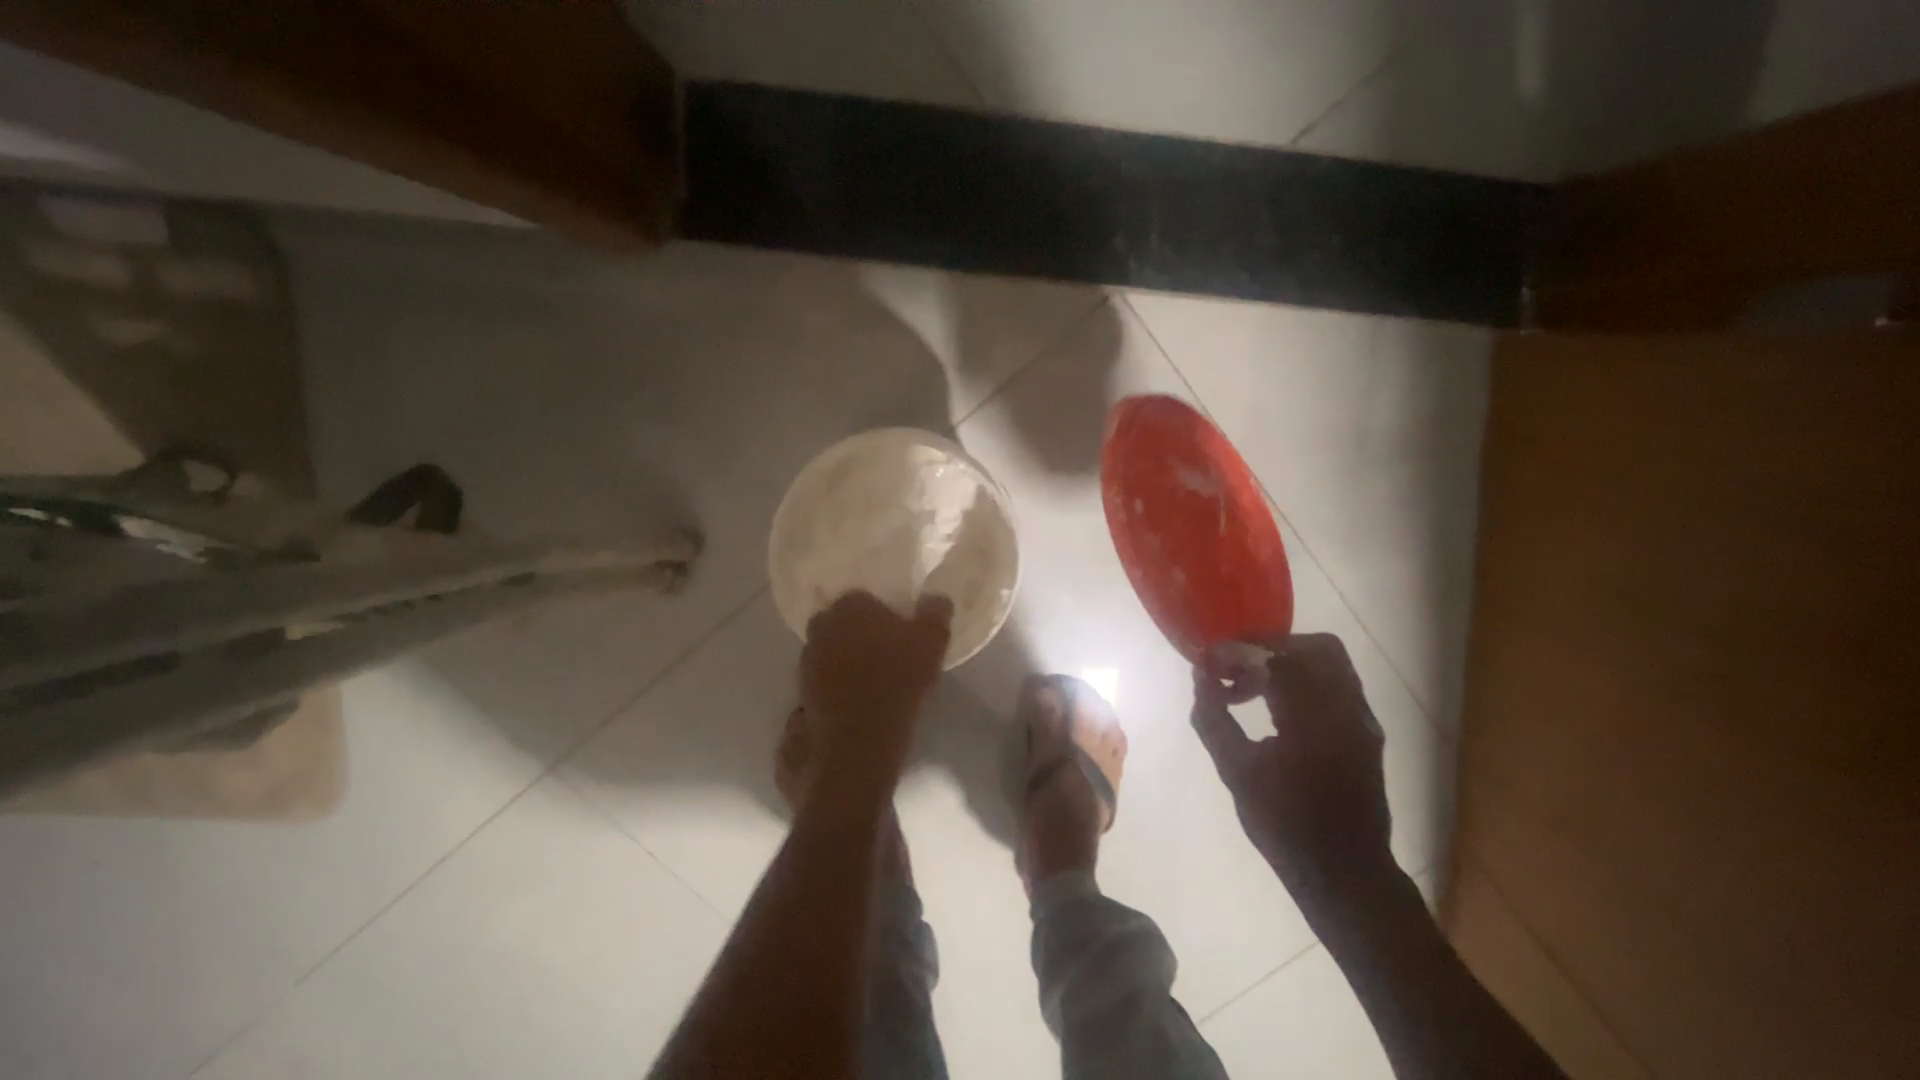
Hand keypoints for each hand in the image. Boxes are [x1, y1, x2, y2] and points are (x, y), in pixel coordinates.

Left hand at [799, 590, 952, 790]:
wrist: (859, 737)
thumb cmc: (898, 680)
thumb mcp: (933, 642)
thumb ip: (935, 612)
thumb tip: (937, 596)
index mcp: (851, 604)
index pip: (866, 599)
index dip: (884, 615)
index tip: (899, 634)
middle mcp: (822, 625)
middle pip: (843, 623)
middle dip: (859, 634)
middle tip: (885, 656)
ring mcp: (806, 659)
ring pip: (829, 650)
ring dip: (845, 660)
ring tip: (871, 682)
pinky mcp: (801, 690)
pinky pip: (822, 680)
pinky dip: (834, 686)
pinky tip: (855, 702)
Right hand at [1191, 633, 1393, 903]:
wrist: (1344, 871)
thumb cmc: (1284, 824)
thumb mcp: (1236, 772)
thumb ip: (1214, 719)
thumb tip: (1201, 679)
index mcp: (1314, 714)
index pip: (1277, 657)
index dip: (1239, 651)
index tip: (1209, 661)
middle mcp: (1347, 707)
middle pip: (1314, 648)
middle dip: (1269, 649)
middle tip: (1234, 670)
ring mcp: (1363, 720)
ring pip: (1330, 665)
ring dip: (1289, 666)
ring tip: (1250, 691)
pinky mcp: (1366, 734)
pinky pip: (1337, 689)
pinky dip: (1305, 685)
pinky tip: (1277, 712)